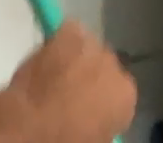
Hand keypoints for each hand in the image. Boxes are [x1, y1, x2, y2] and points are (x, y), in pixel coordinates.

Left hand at [2, 21, 135, 142]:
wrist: (37, 122)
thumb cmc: (69, 136)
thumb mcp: (98, 134)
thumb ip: (104, 116)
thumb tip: (95, 110)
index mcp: (126, 94)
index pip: (120, 90)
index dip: (103, 96)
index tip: (91, 104)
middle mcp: (113, 64)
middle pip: (104, 63)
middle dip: (92, 72)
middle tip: (74, 87)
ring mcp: (91, 44)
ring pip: (88, 45)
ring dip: (78, 54)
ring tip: (60, 69)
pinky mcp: (69, 30)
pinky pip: (71, 30)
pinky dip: (63, 39)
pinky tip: (52, 53)